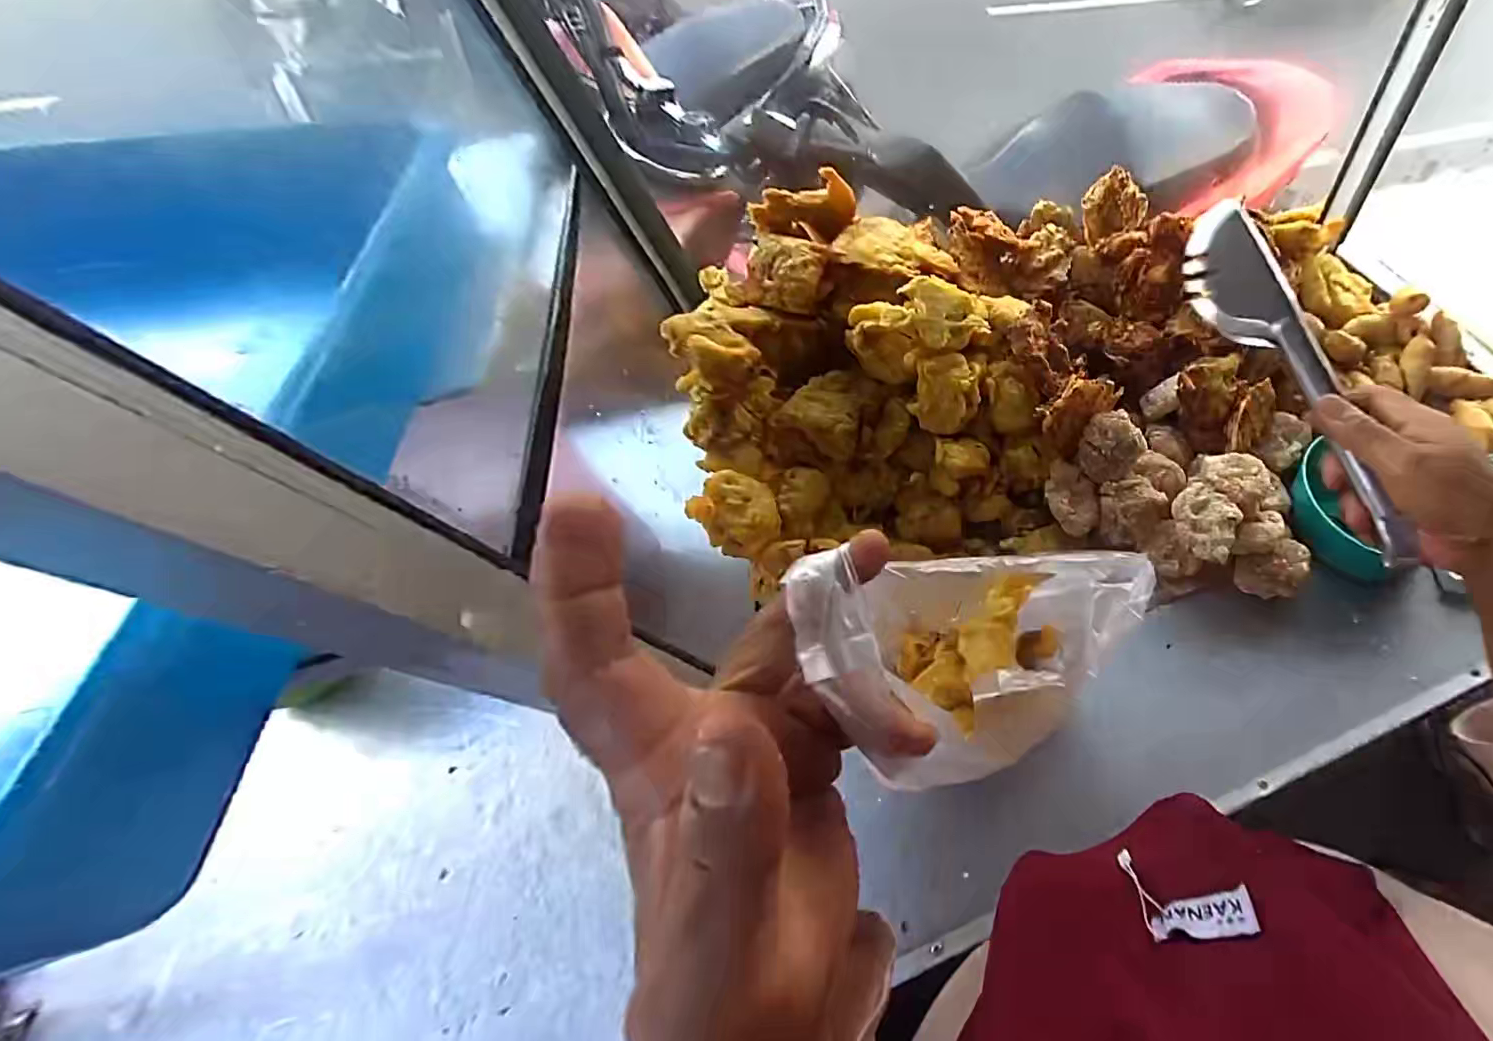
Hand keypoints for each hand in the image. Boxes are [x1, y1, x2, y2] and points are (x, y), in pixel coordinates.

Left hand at [533, 496, 933, 1040]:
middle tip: (871, 553)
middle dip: (810, 598)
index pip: (594, 665)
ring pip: (814, 673)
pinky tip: (912, 742)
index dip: (580, 585)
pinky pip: (849, 712)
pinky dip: (883, 717)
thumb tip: (732, 726)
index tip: (582, 505)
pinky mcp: (810, 766)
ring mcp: (765, 751)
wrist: (772, 1032)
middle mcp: (710, 738)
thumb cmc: (720, 994)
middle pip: (755, 646)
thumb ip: (729, 832)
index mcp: (660, 763)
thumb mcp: (721, 927)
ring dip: (863, 664)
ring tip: (908, 701)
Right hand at [1310, 386, 1492, 575]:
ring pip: (1361, 479)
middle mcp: (1409, 445)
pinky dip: (1366, 518)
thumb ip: (1358, 432)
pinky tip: (1370, 530)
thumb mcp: (1397, 459)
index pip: (1368, 399)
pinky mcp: (1407, 506)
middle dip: (1340, 466)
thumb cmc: (1449, 493)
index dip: (1338, 408)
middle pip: (1357, 443)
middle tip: (1334, 484)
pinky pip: (1373, 504)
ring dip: (1351, 499)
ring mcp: (1409, 477)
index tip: (1312, 427)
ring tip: (1359, 519)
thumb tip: (1321, 400)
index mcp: (1413, 422)